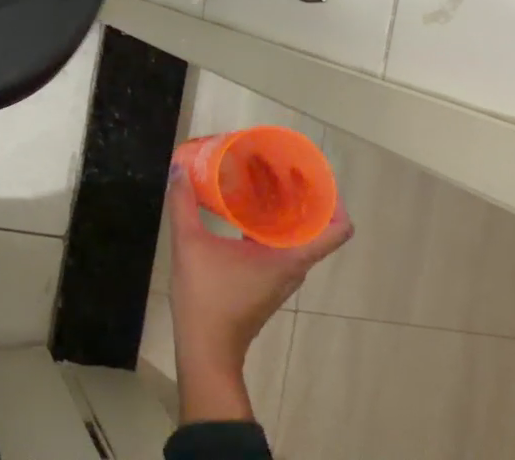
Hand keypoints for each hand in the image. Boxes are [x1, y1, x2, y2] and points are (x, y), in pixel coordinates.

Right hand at [166, 163, 351, 420]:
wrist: (206, 347)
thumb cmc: (207, 297)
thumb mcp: (189, 243)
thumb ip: (183, 204)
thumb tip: (177, 169)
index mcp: (289, 257)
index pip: (337, 230)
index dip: (334, 200)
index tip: (313, 175)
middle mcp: (293, 266)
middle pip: (315, 227)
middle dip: (301, 195)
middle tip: (278, 167)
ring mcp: (280, 276)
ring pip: (295, 237)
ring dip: (283, 210)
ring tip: (258, 182)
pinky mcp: (265, 281)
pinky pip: (278, 246)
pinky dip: (266, 226)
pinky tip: (239, 212)